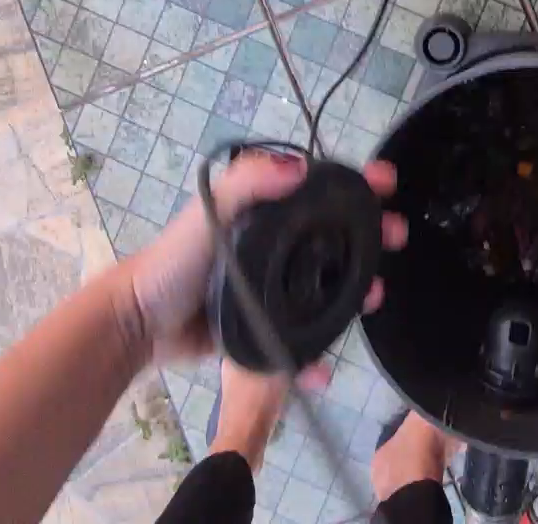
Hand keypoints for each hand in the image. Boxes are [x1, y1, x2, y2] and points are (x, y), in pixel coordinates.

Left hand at [110, 149, 406, 368]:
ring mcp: (277, 288)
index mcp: (270, 213)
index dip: (357, 184)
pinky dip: (315, 357)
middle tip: (398, 235)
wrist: (140, 326)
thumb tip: (302, 166)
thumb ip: (249, 182)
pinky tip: (325, 370)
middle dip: (373, 232)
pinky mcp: (268, 328)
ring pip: (330, 286)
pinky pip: (301, 340)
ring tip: (376, 295)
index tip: (387, 182)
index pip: (322, 191)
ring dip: (359, 289)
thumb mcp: (210, 211)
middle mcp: (280, 246)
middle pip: (339, 236)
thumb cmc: (176, 259)